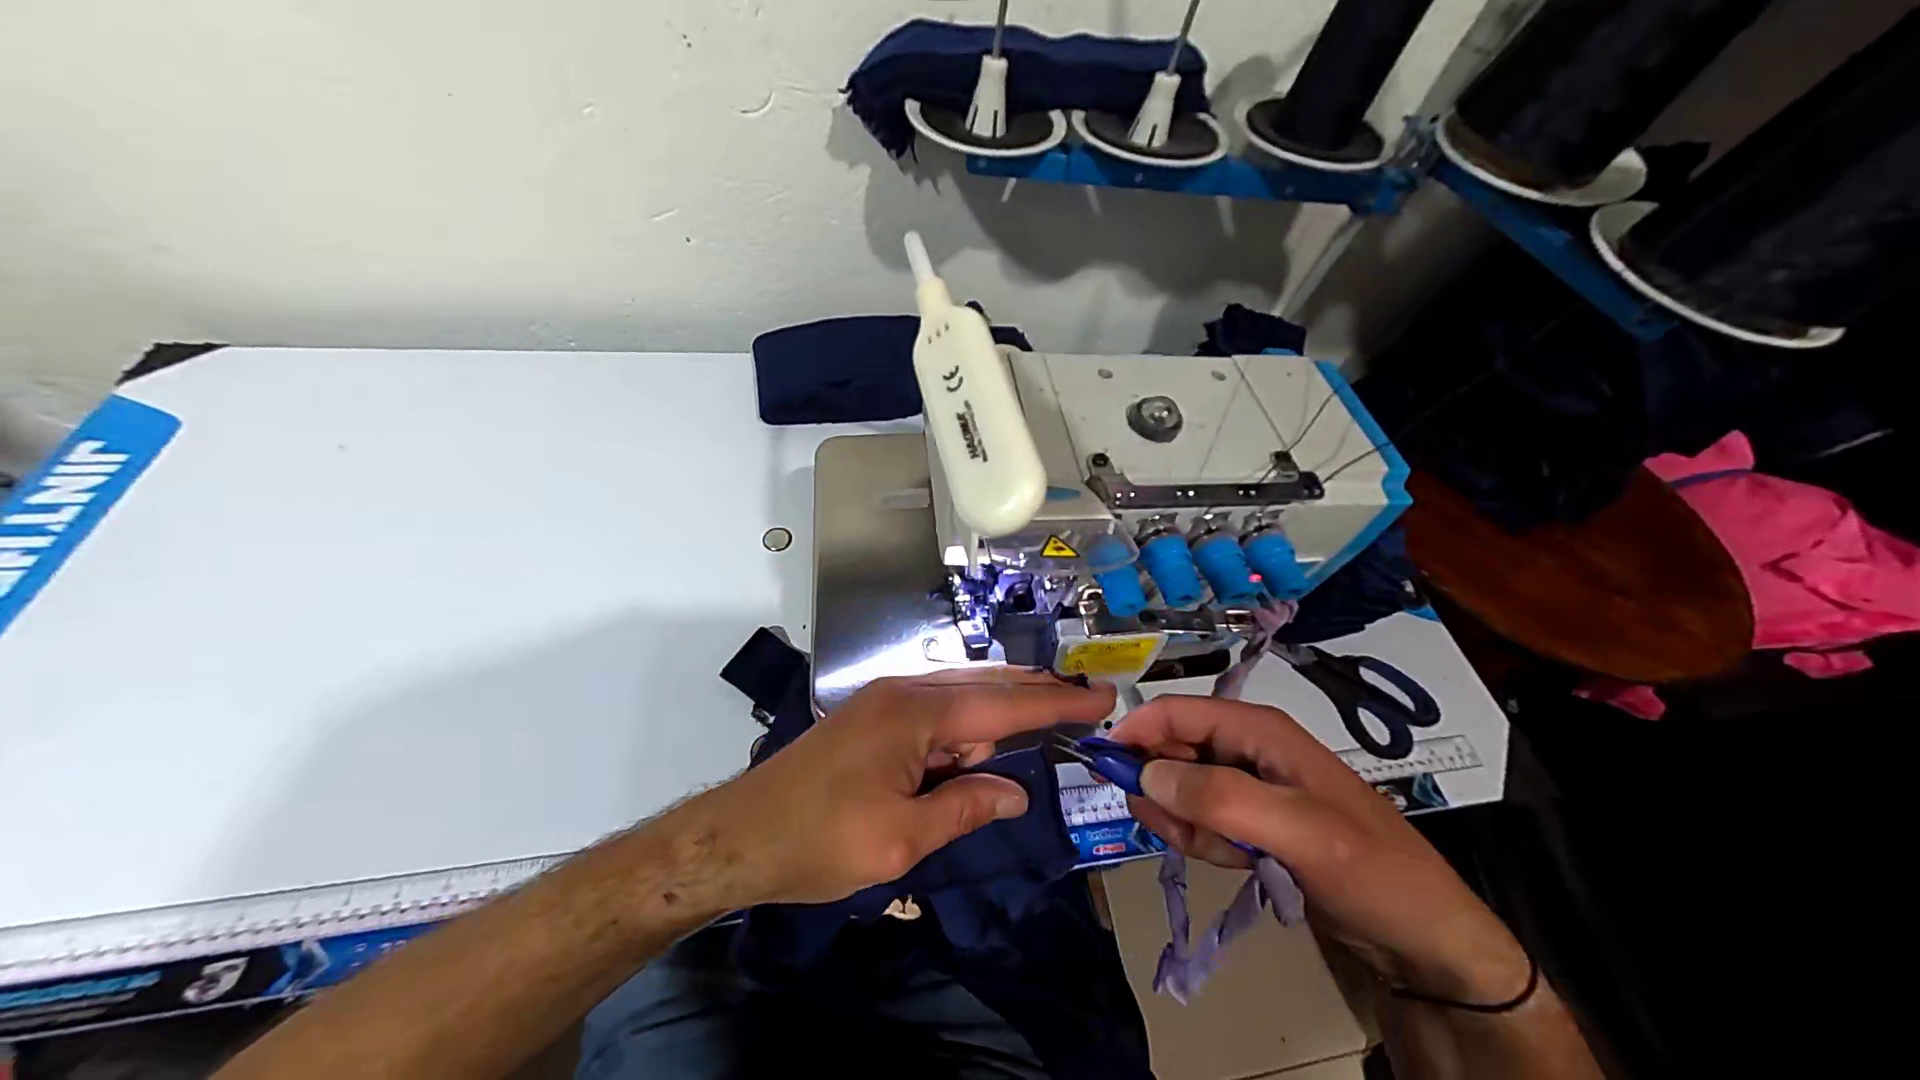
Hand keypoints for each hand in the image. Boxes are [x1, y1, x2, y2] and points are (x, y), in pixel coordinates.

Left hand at [680, 668, 1114, 907]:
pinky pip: (935, 711)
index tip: (1100, 696)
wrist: (738, 836)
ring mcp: (884, 700)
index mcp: (915, 713)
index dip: (1056, 702)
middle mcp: (902, 691)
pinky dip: (967, 726)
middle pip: (985, 687)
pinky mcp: (872, 717)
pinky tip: (981, 744)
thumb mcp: (901, 839)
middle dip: (1035, 695)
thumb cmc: (818, 841)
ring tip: (1043, 720)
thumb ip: (964, 807)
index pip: (1003, 703)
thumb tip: (1015, 792)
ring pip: (960, 698)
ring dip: (1000, 713)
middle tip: (1084, 700)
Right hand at [1110, 695, 1530, 1002]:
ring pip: (1180, 789)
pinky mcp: (1249, 822)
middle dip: (1164, 790)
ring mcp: (1247, 787)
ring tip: (1224, 853)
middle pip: (1171, 750)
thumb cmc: (1370, 870)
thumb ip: (1219, 797)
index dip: (1136, 732)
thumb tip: (1146, 772)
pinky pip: (1199, 821)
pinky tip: (1234, 862)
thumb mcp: (1297, 831)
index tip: (1105, 769)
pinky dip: (1202, 842)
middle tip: (1179, 830)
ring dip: (1185, 823)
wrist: (1423, 937)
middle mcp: (1246, 749)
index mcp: (1258, 730)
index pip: (1175, 711)